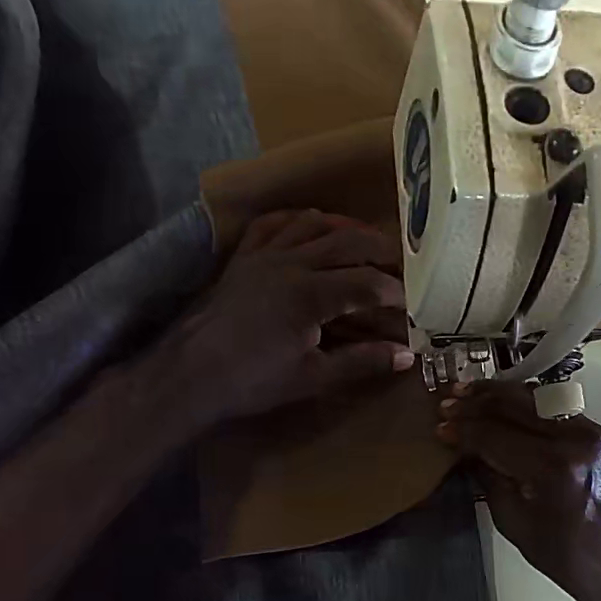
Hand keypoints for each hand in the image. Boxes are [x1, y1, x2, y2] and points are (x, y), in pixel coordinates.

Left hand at [139, 210, 414, 436]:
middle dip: (381, 250)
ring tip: (367, 239)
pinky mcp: (243, 258)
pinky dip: (297, 219)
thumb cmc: (252, 381)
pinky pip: (273, 224)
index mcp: (311, 295)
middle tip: (403, 264)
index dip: (396, 292)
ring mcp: (264, 256)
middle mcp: (291, 264)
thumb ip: (363, 361)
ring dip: (345, 228)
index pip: (368, 284)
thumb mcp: (314, 377)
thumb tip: (408, 355)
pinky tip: (312, 223)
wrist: (187, 376)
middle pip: (348, 242)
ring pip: (313, 224)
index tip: (414, 304)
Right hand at [436, 381, 600, 600]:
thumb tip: (463, 448)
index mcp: (553, 468)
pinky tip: (504, 403)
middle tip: (448, 401)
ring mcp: (592, 431)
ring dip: (501, 394)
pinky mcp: (599, 432)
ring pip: (537, 398)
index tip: (439, 426)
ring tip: (470, 391)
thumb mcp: (514, 522)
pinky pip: (555, 408)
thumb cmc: (564, 557)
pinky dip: (526, 403)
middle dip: (478, 402)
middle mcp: (575, 439)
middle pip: (517, 405)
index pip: (496, 435)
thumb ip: (488, 478)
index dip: (464, 430)